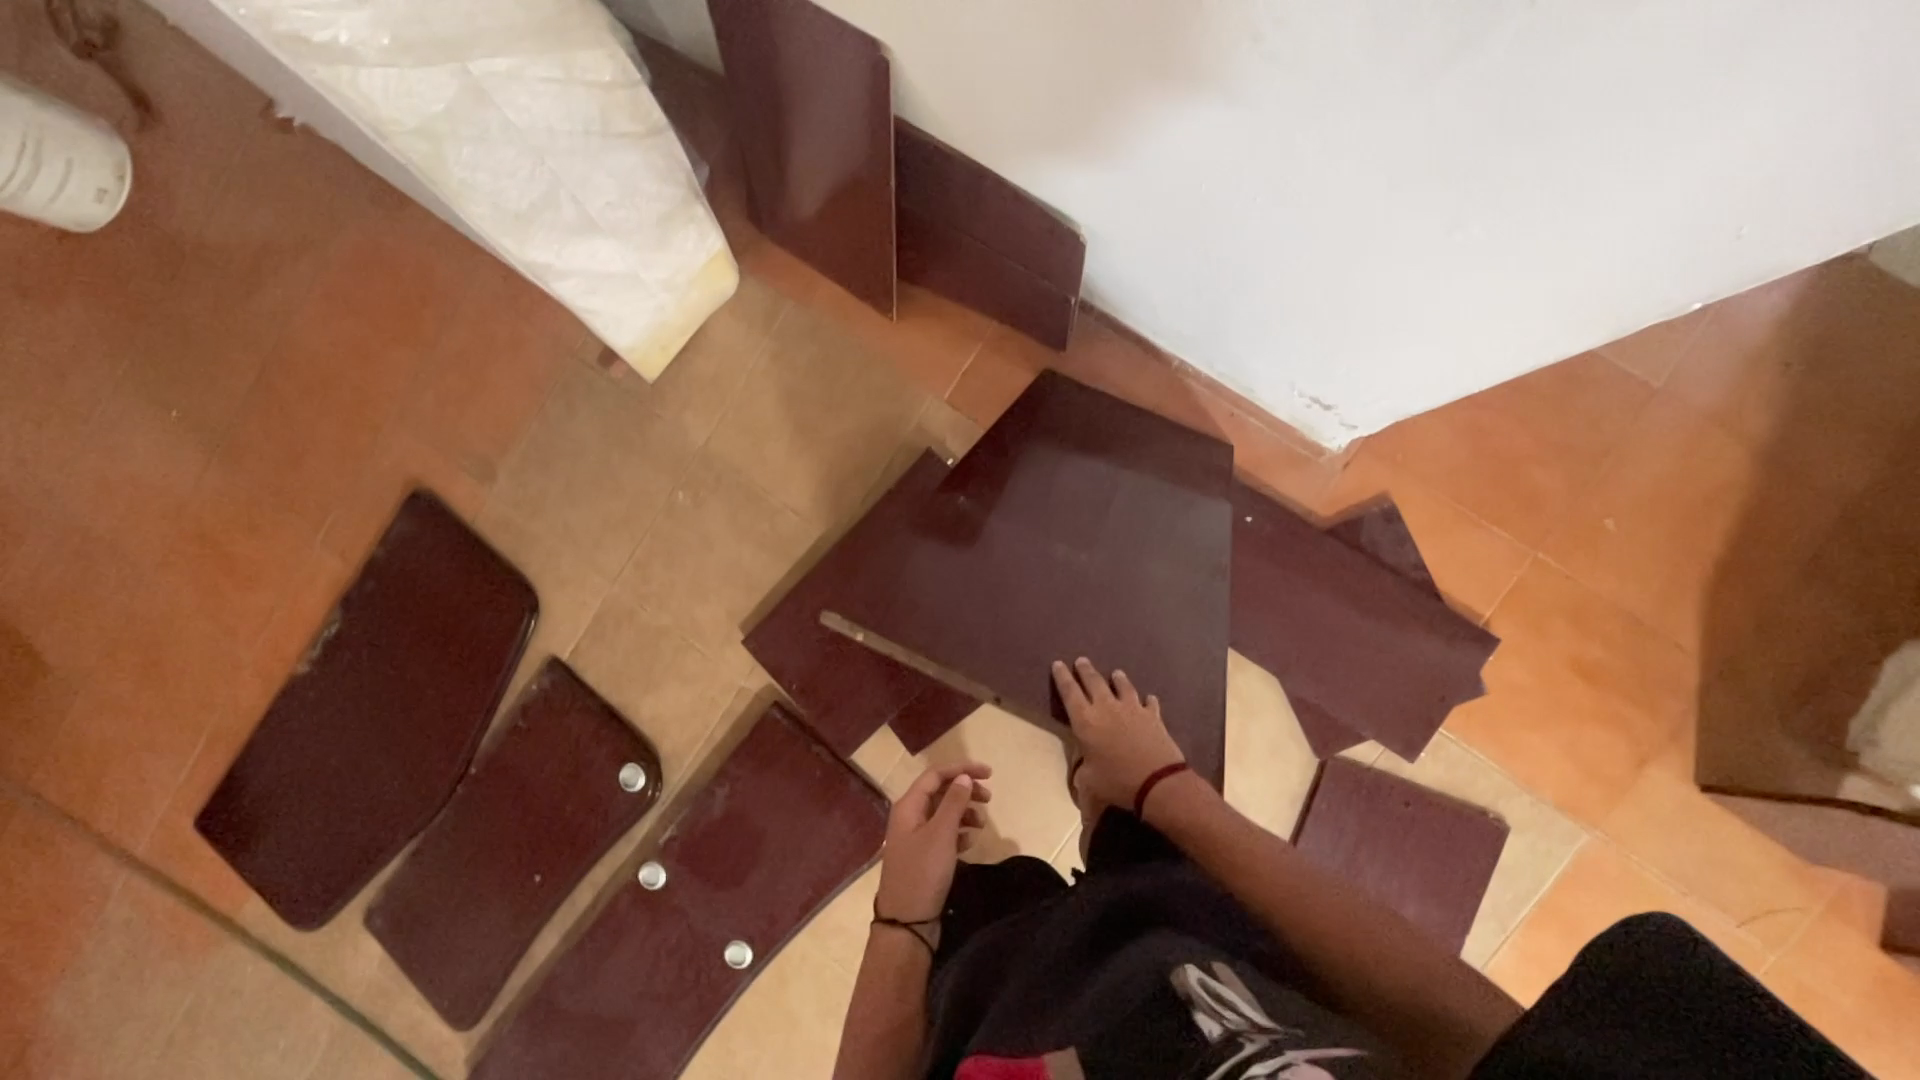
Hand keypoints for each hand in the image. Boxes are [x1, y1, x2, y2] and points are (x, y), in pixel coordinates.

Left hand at [875, 762, 992, 921]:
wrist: (907, 921)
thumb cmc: (923, 872)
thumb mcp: (941, 834)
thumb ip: (953, 802)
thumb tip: (963, 777)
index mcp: (908, 806)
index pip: (936, 775)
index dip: (962, 769)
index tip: (989, 773)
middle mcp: (909, 817)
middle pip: (940, 792)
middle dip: (965, 791)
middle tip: (989, 799)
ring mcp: (915, 837)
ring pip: (943, 813)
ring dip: (964, 813)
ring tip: (981, 824)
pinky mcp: (923, 856)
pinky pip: (943, 834)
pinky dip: (958, 833)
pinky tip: (970, 842)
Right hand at [1053, 657, 1183, 810]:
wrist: (1157, 782)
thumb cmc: (1117, 782)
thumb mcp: (1090, 785)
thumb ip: (1082, 777)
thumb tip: (1081, 782)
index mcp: (1085, 721)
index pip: (1069, 693)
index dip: (1062, 677)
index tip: (1058, 663)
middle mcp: (1107, 708)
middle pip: (1094, 682)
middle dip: (1085, 670)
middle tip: (1081, 660)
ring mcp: (1132, 709)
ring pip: (1122, 686)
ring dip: (1117, 679)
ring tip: (1116, 673)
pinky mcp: (1153, 716)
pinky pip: (1149, 703)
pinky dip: (1148, 700)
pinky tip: (1149, 698)